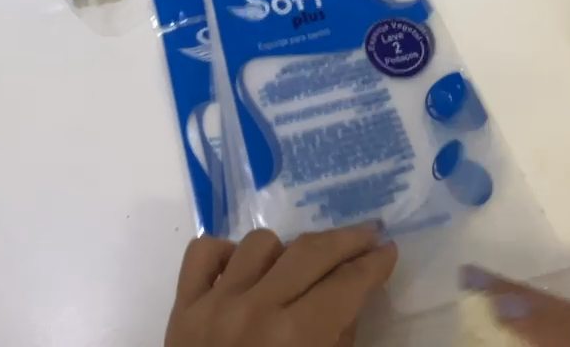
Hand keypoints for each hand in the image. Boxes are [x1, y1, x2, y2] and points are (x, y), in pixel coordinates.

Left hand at [164, 224, 398, 346]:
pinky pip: (203, 252)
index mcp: (294, 339)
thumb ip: (338, 343)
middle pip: (309, 252)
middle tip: (368, 234)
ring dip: (284, 251)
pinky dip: (225, 253)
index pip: (344, 285)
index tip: (387, 249)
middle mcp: (255, 310)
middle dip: (345, 240)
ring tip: (297, 268)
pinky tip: (241, 270)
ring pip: (259, 243)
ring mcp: (214, 304)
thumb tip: (347, 302)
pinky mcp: (181, 307)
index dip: (371, 265)